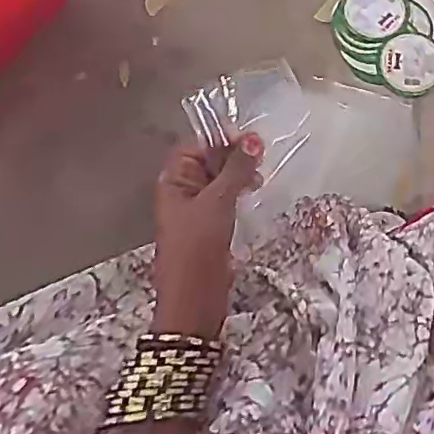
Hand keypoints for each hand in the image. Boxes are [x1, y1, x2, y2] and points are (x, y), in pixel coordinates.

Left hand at [151, 137, 262, 337]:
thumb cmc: (198, 243)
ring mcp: (198, 206)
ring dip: (240, 173)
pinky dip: (241, 190)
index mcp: (174, 180)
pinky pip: (227, 195)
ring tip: (257, 180)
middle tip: (259, 159)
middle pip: (210, 159)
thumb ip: (236, 168)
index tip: (250, 141)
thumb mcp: (219, 200)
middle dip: (234, 155)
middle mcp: (183, 189)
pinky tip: (254, 192)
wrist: (195, 294)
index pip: (197, 145)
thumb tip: (253, 139)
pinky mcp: (212, 222)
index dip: (221, 139)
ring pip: (221, 177)